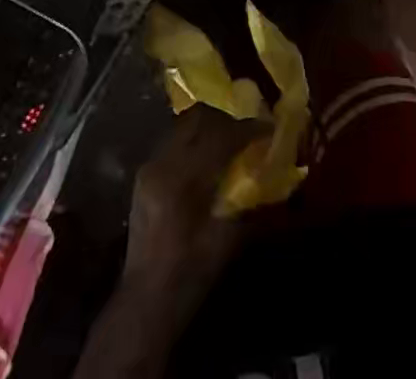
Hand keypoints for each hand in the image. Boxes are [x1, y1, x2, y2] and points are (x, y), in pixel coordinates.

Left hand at [124, 109, 267, 287]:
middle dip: (227, 119)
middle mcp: (162, 163)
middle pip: (197, 118)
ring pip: (183, 125)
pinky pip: (174, 141)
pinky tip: (209, 159)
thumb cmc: (191, 272)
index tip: (270, 128)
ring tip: (231, 142)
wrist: (146, 298)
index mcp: (182, 179)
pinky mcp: (144, 174)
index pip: (220, 135)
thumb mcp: (228, 237)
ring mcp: (149, 166)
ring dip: (210, 127)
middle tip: (249, 132)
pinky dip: (195, 140)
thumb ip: (248, 197)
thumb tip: (271, 170)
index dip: (248, 129)